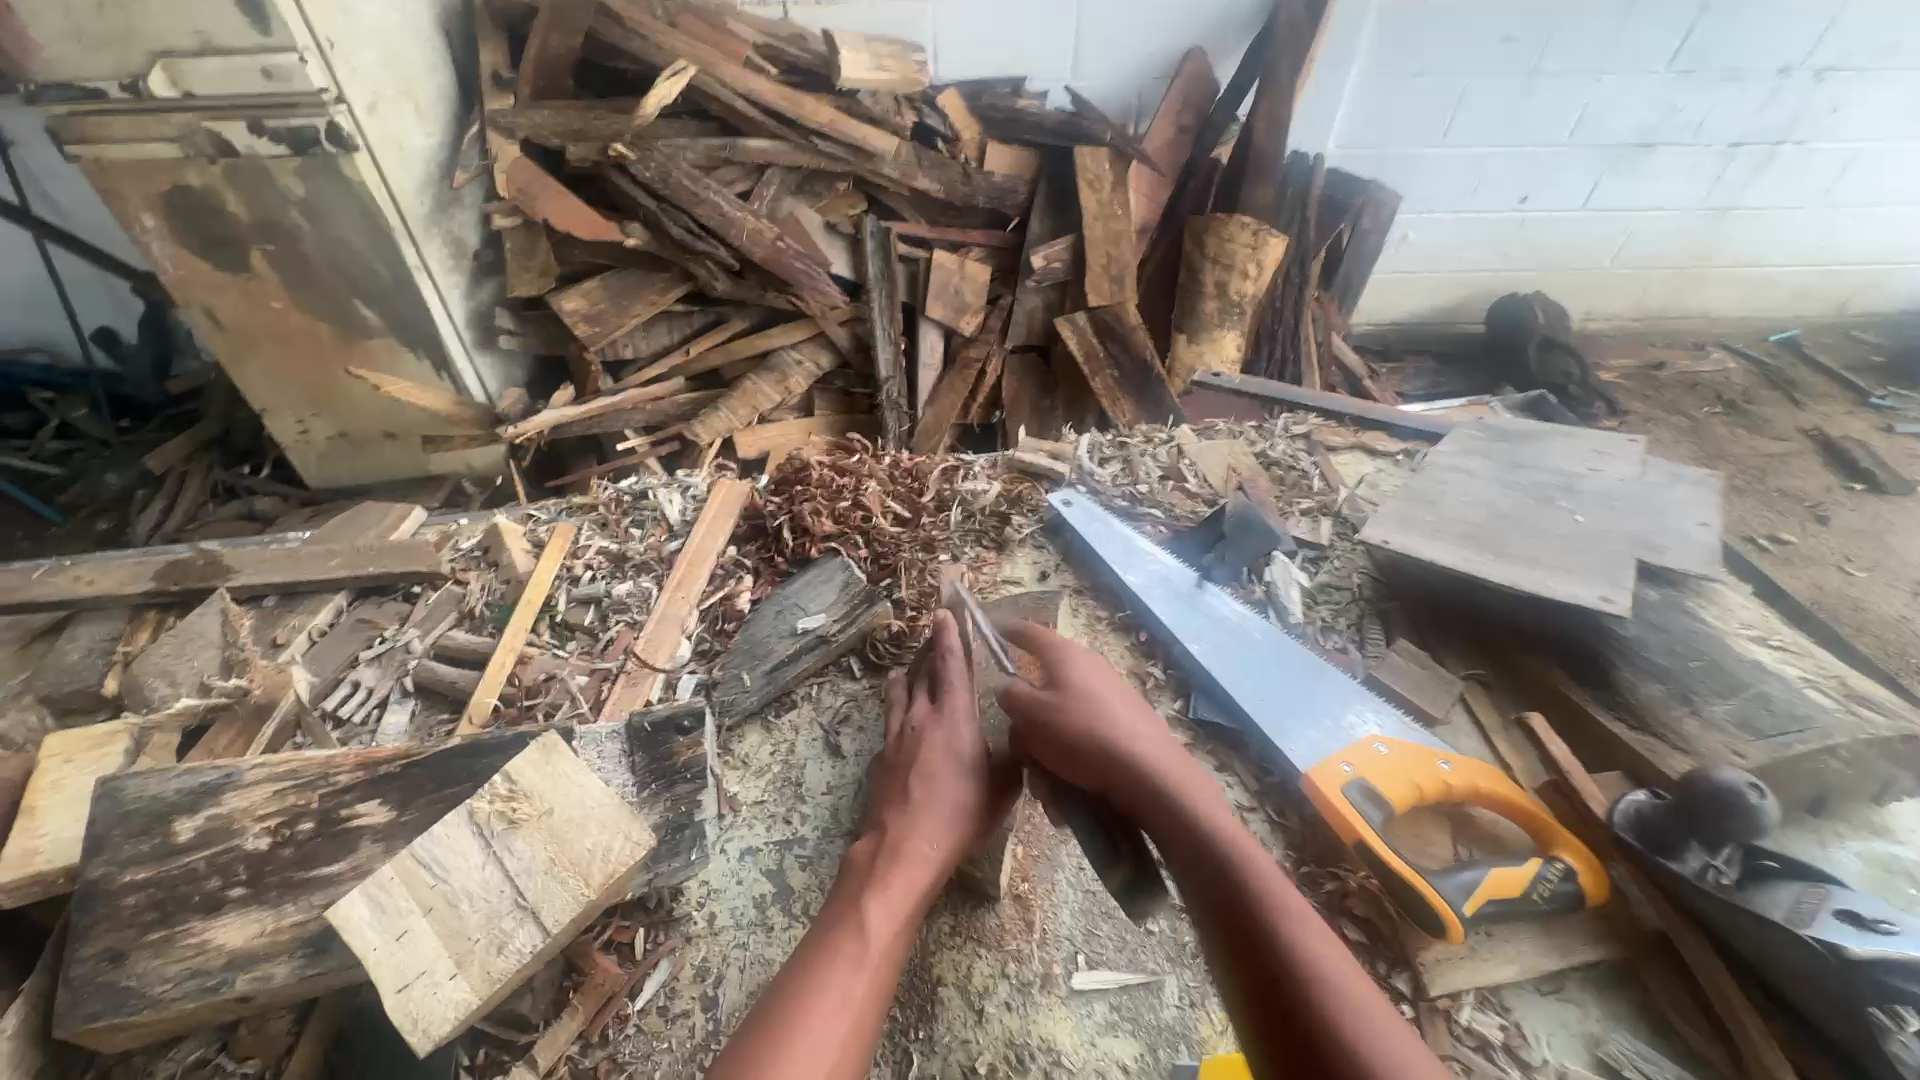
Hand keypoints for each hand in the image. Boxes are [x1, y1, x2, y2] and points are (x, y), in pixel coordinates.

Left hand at [861, 609, 1017, 893]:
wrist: (903, 846)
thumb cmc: (961, 813)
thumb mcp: (1003, 786)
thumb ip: (1012, 756)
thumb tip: (1019, 740)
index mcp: (954, 715)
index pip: (950, 662)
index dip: (948, 635)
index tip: (943, 613)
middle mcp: (920, 716)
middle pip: (921, 674)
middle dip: (927, 653)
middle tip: (930, 638)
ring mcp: (894, 737)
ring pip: (897, 696)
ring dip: (902, 680)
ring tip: (901, 672)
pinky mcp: (878, 760)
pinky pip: (889, 728)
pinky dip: (896, 718)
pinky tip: (898, 730)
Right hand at [995, 620, 1199, 820]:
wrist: (1147, 771)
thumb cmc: (1080, 733)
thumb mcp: (1031, 715)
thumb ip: (1010, 696)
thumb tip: (1007, 685)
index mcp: (1063, 655)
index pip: (1029, 632)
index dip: (1009, 630)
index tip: (995, 629)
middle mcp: (1087, 668)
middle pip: (1041, 690)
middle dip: (1027, 728)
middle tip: (1024, 753)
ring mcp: (1106, 696)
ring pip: (1059, 723)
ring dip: (1046, 755)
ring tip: (1049, 788)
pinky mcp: (1120, 724)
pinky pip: (1081, 740)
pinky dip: (1070, 764)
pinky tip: (1069, 795)